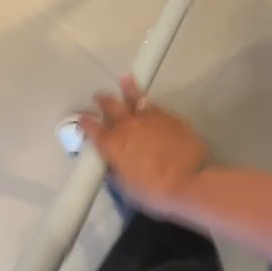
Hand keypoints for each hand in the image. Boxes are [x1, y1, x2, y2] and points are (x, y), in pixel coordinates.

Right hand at [76, 77, 212, 217]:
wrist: (190, 179)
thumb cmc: (154, 191)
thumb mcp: (126, 188)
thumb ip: (116, 172)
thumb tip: (111, 165)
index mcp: (111, 144)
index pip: (91, 128)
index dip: (84, 123)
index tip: (81, 119)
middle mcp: (126, 125)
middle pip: (110, 105)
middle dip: (103, 100)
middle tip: (99, 96)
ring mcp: (148, 117)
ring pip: (135, 97)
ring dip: (128, 88)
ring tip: (125, 79)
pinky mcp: (168, 115)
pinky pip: (154, 104)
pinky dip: (148, 101)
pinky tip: (149, 100)